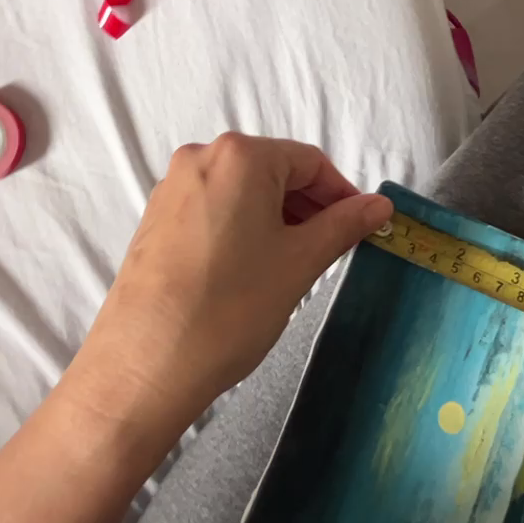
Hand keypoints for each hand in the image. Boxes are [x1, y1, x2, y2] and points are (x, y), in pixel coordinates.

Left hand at [0, 134, 387, 522]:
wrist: (142, 367)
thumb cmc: (232, 306)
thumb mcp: (300, 262)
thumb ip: (345, 224)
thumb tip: (381, 205)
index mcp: (241, 154)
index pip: (310, 161)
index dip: (343, 194)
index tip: (363, 228)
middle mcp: (202, 156)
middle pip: (274, 171)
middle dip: (310, 205)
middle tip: (334, 249)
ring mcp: (173, 186)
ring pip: (244, 190)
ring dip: (278, 217)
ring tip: (296, 262)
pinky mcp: (155, 217)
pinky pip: (215, 206)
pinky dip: (244, 226)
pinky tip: (253, 266)